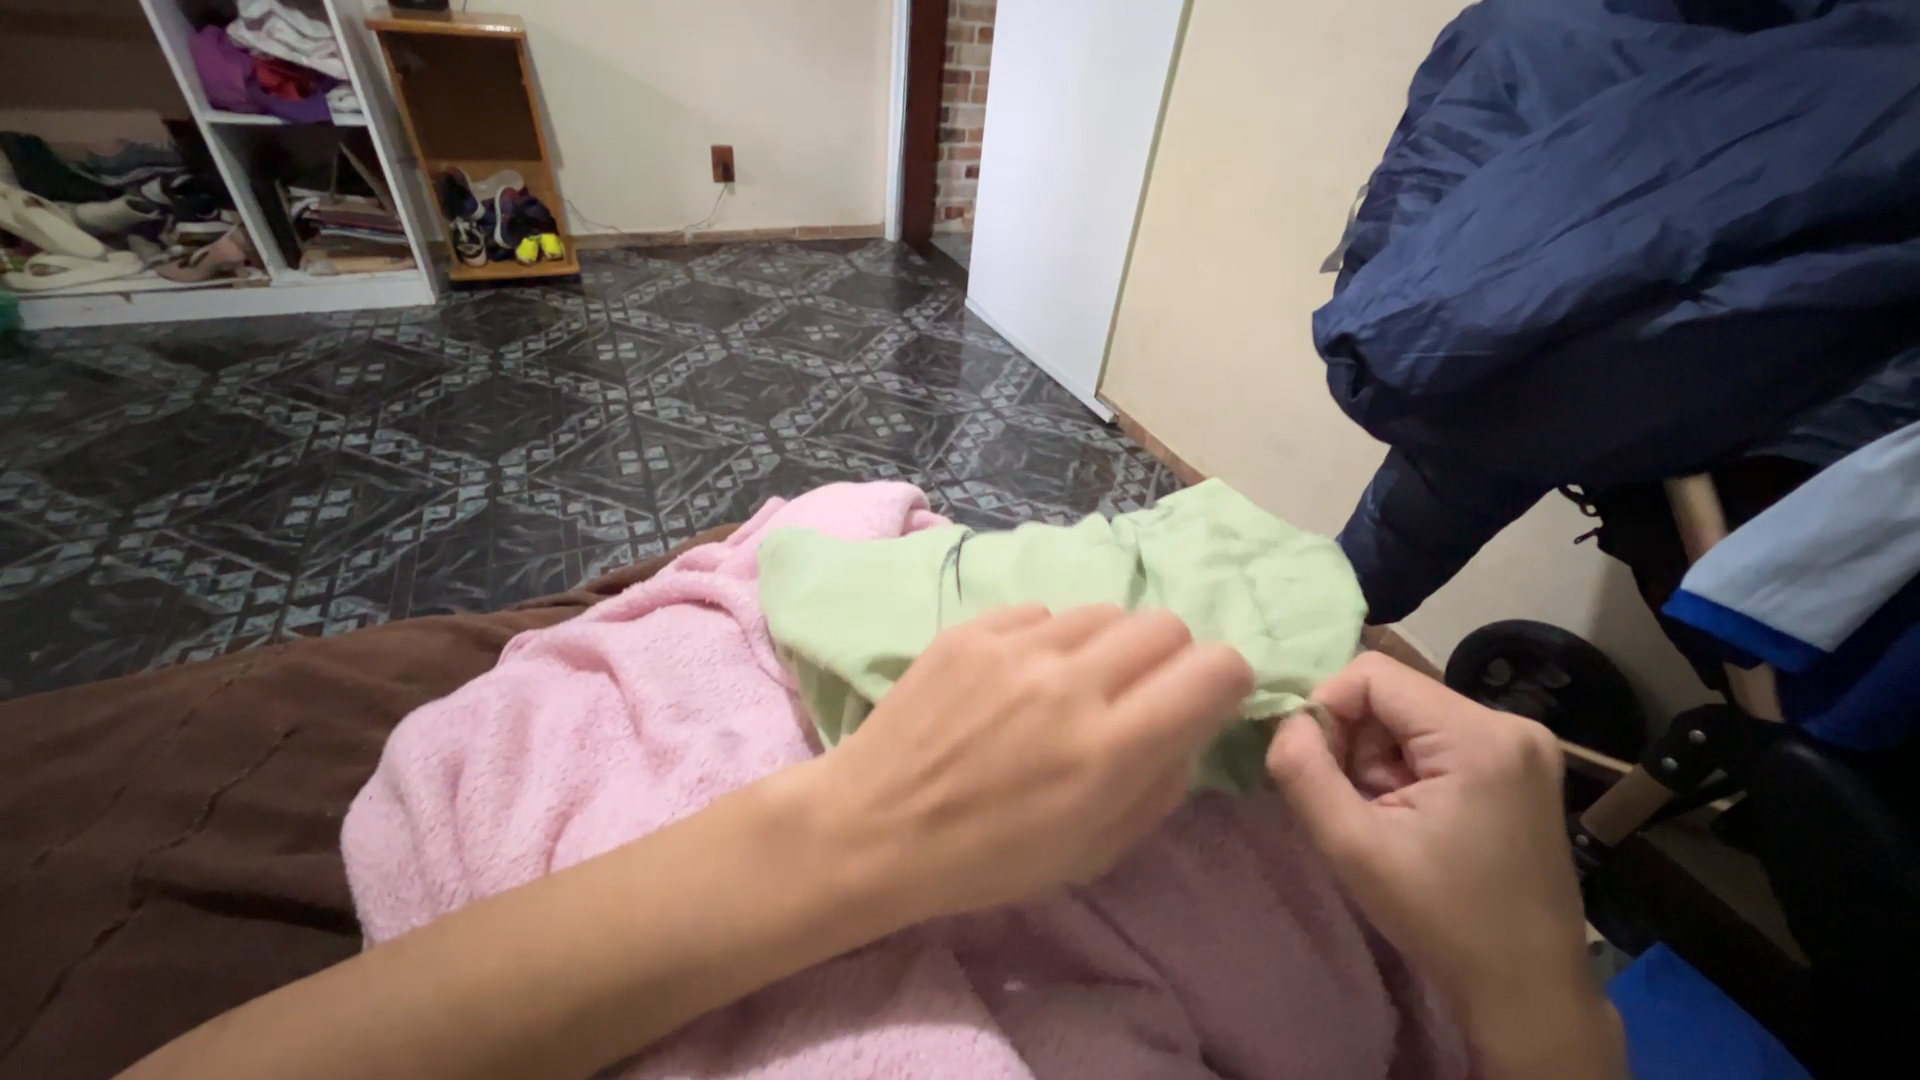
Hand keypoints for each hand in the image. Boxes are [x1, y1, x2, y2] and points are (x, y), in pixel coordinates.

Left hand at [792, 604, 1253, 922]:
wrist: (874, 825)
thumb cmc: (987, 858)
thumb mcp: (1093, 852)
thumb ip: (1159, 786)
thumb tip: (1188, 727)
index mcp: (1109, 749)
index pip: (1213, 669)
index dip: (1224, 680)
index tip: (1203, 700)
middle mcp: (1070, 683)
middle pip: (1165, 624)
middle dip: (1171, 658)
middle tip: (1139, 693)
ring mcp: (1016, 647)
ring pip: (1105, 610)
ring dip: (1108, 646)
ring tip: (1074, 683)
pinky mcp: (972, 628)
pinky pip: (1043, 612)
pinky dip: (1050, 639)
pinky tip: (1019, 675)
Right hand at [1265, 653, 1622, 1079]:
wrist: (1527, 990)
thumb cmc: (1439, 918)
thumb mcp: (1350, 846)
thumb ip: (1302, 769)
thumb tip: (1286, 719)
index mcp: (1479, 735)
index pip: (1370, 673)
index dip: (1326, 708)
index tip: (1318, 767)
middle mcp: (1510, 724)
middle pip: (1392, 693)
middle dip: (1353, 739)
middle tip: (1351, 800)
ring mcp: (1521, 744)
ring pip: (1408, 715)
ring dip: (1375, 756)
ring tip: (1381, 814)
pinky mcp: (1518, 765)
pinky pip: (1433, 736)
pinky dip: (1403, 766)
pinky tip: (1407, 814)